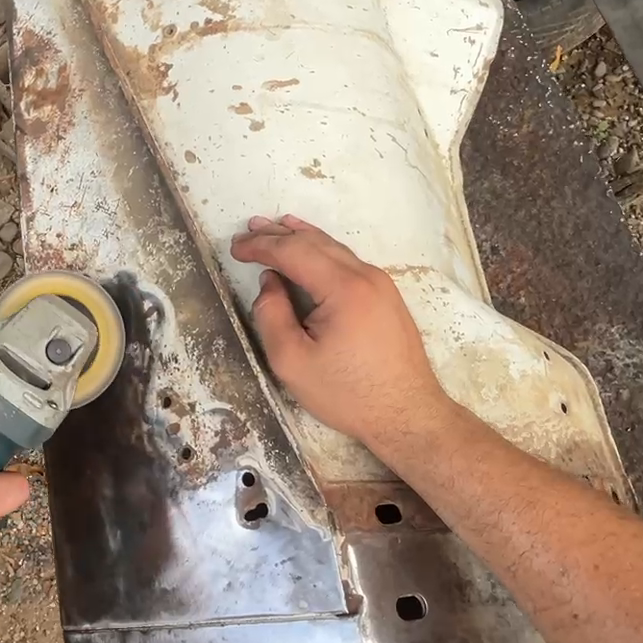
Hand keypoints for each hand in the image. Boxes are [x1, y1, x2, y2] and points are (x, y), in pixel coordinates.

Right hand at [229, 215, 457, 453]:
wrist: (408, 416)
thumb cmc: (347, 393)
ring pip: (333, 248)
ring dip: (300, 237)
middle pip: (315, 242)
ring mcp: (380, 284)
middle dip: (278, 235)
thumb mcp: (292, 361)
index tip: (235, 249)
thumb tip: (269, 282)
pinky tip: (310, 247)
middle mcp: (365, 276)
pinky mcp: (385, 296)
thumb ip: (271, 315)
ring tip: (274, 227)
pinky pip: (346, 261)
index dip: (261, 246)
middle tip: (247, 230)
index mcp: (343, 288)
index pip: (294, 252)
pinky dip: (321, 250)